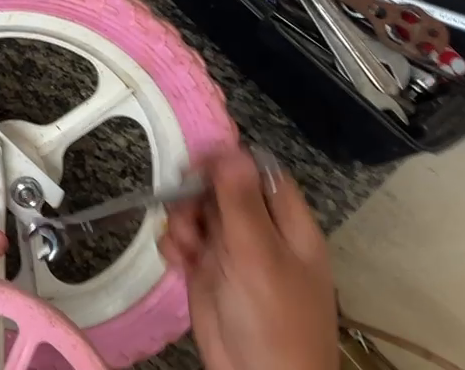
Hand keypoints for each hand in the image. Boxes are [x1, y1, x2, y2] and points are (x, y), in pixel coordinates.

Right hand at [159, 148, 337, 369]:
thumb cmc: (272, 317)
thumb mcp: (258, 254)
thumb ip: (241, 201)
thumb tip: (231, 148)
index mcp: (288, 227)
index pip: (261, 174)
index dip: (230, 162)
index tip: (197, 162)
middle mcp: (261, 234)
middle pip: (221, 190)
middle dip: (196, 195)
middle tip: (184, 209)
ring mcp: (233, 253)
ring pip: (197, 213)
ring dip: (182, 221)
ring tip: (183, 244)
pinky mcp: (207, 272)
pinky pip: (184, 241)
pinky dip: (176, 245)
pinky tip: (177, 260)